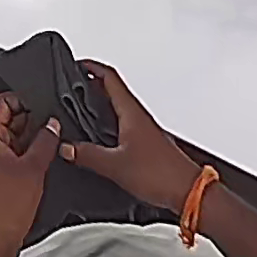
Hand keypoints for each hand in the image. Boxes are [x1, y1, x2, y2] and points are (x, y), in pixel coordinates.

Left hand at [0, 91, 60, 244]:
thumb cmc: (4, 206)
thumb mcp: (32, 167)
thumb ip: (45, 141)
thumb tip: (53, 124)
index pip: (5, 100)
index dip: (24, 98)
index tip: (43, 101)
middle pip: (14, 117)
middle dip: (34, 118)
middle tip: (53, 122)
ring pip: (19, 135)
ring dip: (36, 136)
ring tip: (53, 140)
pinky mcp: (7, 172)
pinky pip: (22, 151)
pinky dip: (35, 151)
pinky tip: (48, 155)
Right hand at [61, 61, 201, 209]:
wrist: (190, 193)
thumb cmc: (162, 174)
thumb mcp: (116, 165)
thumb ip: (88, 155)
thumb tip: (66, 147)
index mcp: (130, 110)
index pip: (109, 76)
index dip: (92, 66)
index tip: (78, 63)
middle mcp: (137, 115)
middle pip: (112, 88)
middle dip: (92, 82)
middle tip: (74, 84)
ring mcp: (142, 128)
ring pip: (117, 105)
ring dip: (100, 101)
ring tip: (82, 107)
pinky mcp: (145, 143)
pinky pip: (122, 122)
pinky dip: (108, 120)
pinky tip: (100, 137)